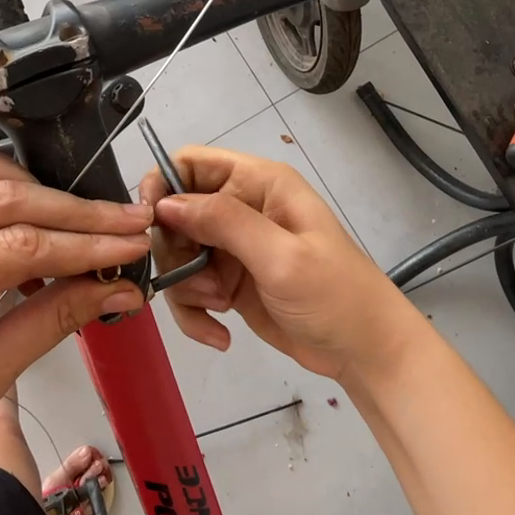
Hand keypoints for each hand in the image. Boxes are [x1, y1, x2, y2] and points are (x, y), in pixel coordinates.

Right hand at [141, 147, 426, 382]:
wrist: (364, 351)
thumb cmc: (334, 294)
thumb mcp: (281, 257)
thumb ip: (225, 223)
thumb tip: (166, 204)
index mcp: (260, 183)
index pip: (192, 163)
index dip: (163, 186)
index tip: (149, 225)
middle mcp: (243, 209)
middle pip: (176, 214)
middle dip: (178, 253)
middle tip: (202, 284)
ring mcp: (235, 248)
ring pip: (178, 257)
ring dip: (187, 288)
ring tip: (219, 308)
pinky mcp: (229, 283)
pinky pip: (190, 291)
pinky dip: (195, 313)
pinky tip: (219, 335)